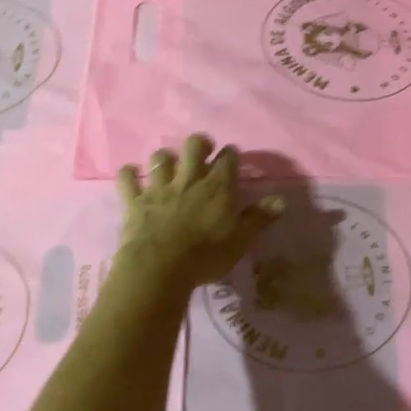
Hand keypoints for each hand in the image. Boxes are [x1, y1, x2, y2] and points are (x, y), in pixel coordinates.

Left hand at [116, 134, 282, 291]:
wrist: (160, 266)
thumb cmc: (206, 256)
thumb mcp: (240, 241)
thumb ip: (259, 218)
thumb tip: (282, 200)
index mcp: (218, 187)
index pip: (228, 158)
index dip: (231, 156)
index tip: (232, 160)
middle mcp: (189, 179)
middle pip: (193, 145)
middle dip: (199, 144)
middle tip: (202, 152)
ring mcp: (159, 187)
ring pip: (160, 157)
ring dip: (166, 158)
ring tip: (169, 166)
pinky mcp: (135, 200)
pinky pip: (127, 178)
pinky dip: (129, 173)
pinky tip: (132, 175)